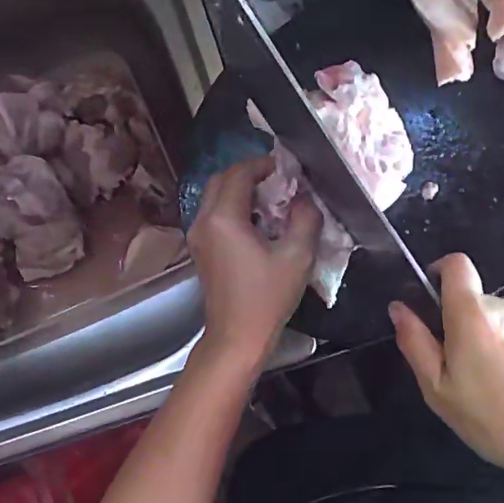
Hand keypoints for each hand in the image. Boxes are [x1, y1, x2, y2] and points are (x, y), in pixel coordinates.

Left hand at [189, 156, 321, 356]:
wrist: (237, 337)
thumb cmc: (267, 298)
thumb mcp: (297, 256)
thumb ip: (305, 218)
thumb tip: (305, 197)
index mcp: (223, 218)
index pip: (238, 174)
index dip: (263, 165)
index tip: (287, 169)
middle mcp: (203, 222)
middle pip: (221, 180)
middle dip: (249, 174)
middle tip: (279, 181)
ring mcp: (198, 237)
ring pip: (215, 197)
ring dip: (241, 191)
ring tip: (272, 200)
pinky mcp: (201, 251)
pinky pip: (214, 215)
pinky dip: (234, 208)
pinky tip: (259, 222)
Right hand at [390, 254, 503, 502]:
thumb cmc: (492, 418)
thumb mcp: (438, 389)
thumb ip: (415, 342)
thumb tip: (399, 308)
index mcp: (472, 314)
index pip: (457, 264)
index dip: (439, 272)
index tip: (429, 299)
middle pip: (473, 299)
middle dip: (458, 323)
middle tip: (452, 367)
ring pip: (494, 319)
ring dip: (483, 339)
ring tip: (483, 385)